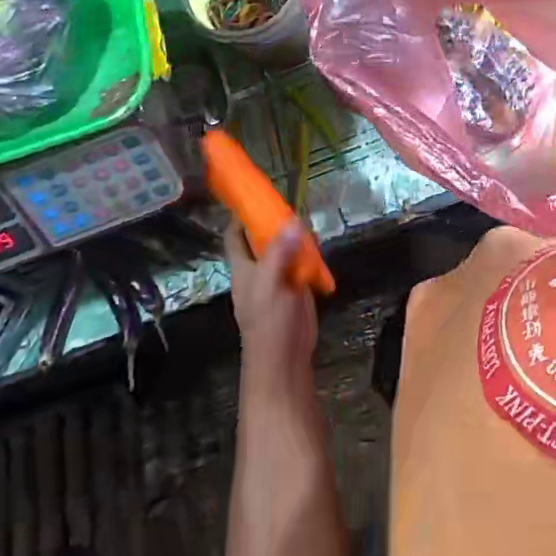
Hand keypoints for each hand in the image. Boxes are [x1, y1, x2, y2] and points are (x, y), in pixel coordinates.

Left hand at [225, 220, 317, 387]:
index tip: (258, 195)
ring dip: (297, 237)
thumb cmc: (268, 324)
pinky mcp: (299, 287)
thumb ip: (278, 254)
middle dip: (277, 222)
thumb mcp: (268, 286)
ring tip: (310, 224)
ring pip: (286, 248)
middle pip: (264, 238)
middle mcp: (260, 269)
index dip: (242, 215)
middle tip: (293, 206)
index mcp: (244, 267)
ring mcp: (280, 278)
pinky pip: (304, 263)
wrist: (285, 361)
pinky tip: (319, 246)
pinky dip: (311, 253)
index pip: (236, 235)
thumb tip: (293, 222)